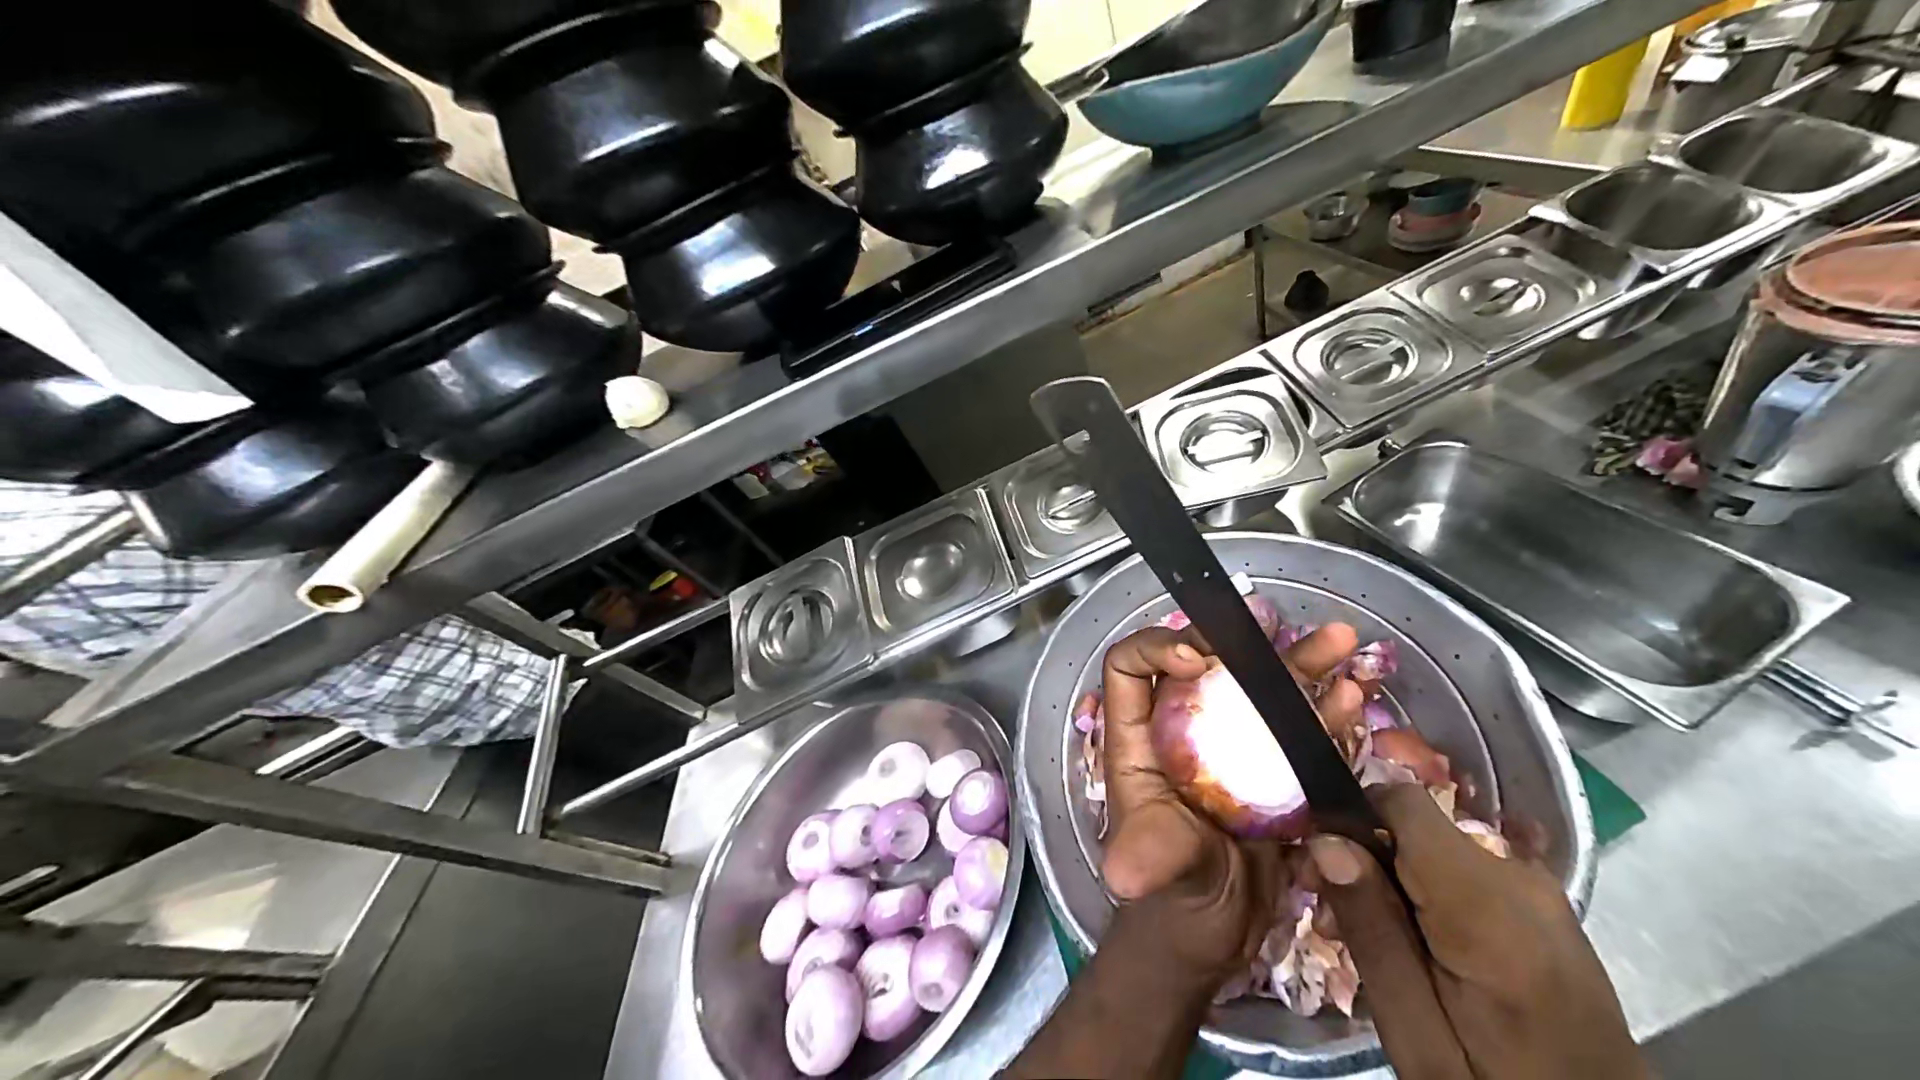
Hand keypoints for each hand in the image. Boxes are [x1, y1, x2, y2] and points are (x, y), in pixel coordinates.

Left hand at [1100, 622, 1366, 983]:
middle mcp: (1184, 728)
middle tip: (1271, 623)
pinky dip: (1327, 709)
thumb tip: (1125, 873)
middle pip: (1204, 665)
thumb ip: (1145, 862)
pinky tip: (1352, 696)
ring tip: (1338, 640)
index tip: (1199, 659)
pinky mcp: (1275, 769)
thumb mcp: (1156, 868)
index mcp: (1142, 737)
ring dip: (1297, 662)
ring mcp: (1233, 745)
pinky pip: (1301, 728)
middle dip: (1237, 641)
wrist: (1217, 929)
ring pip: (1260, 689)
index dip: (1155, 648)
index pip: (1130, 668)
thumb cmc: (1172, 891)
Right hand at [1307, 785, 1646, 1079]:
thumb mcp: (1418, 1040)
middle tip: (1332, 923)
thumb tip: (1324, 841)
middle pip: (1411, 826)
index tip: (1318, 870)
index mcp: (1489, 911)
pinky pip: (1458, 868)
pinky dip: (1422, 889)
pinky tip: (1416, 944)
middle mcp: (1520, 881)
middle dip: (1362, 858)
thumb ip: (1373, 934)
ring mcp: (1538, 891)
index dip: (1351, 820)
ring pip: (1430, 846)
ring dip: (1389, 877)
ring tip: (1375, 944)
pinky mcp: (1541, 906)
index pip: (1402, 802)